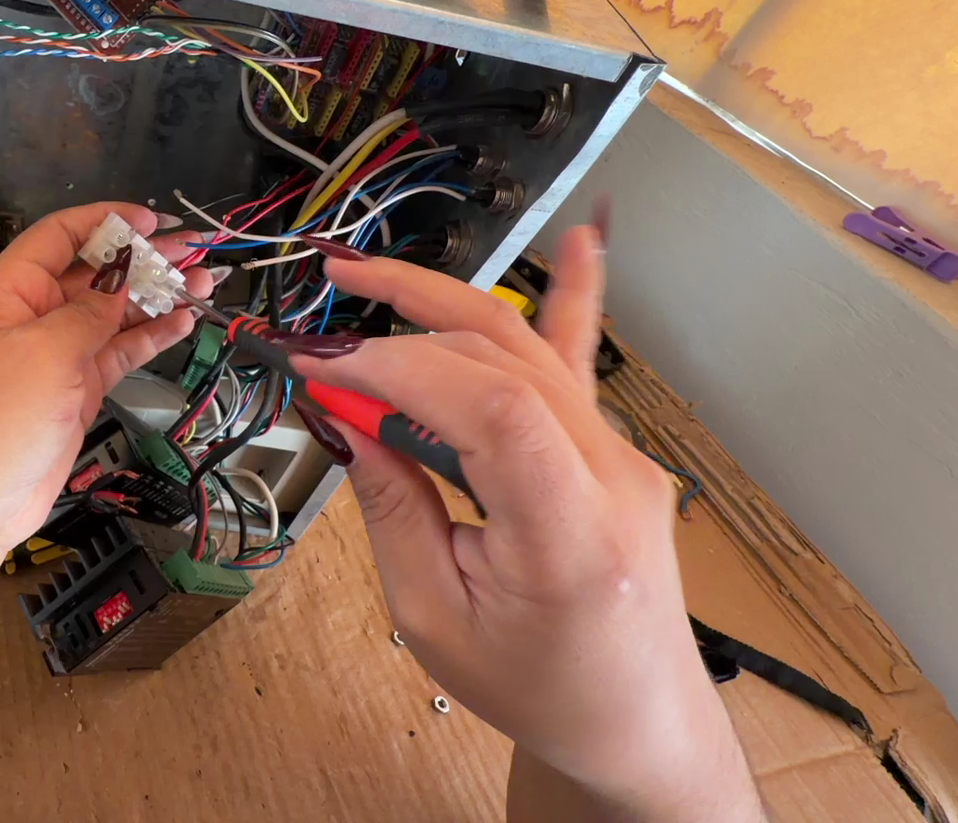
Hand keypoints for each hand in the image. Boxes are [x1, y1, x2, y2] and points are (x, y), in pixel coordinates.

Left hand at [0, 203, 211, 553]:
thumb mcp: (40, 354)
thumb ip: (86, 314)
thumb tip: (117, 288)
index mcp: (11, 292)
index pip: (60, 236)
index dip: (105, 221)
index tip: (150, 220)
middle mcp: (35, 315)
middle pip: (97, 273)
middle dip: (146, 259)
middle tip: (196, 252)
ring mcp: (58, 354)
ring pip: (115, 312)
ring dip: (158, 296)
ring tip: (205, 283)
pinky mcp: (77, 389)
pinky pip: (119, 351)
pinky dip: (151, 336)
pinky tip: (183, 321)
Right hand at [297, 227, 759, 820]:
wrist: (636, 719)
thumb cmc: (535, 685)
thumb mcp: (431, 613)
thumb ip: (389, 504)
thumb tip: (341, 418)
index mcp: (569, 536)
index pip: (485, 407)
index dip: (394, 370)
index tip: (321, 368)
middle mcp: (609, 476)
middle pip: (498, 357)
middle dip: (396, 326)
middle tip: (321, 314)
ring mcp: (617, 451)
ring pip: (521, 344)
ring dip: (436, 302)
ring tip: (365, 275)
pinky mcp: (607, 444)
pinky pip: (579, 359)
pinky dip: (574, 292)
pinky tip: (583, 238)